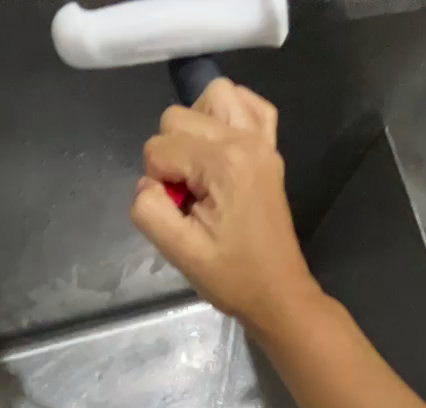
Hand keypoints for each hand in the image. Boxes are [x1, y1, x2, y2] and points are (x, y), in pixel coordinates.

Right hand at [129, 80, 324, 331]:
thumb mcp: (180, 252)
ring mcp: (262, 140)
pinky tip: (221, 148)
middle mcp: (245, 139)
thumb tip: (148, 185)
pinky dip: (230, 115)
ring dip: (195, 128)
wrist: (277, 293)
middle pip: (178, 117)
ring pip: (212, 96)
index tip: (181, 215)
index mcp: (223, 163)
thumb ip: (149, 210)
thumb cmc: (231, 277)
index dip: (158, 184)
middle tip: (190, 201)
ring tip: (201, 170)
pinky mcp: (270, 148)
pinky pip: (249, 104)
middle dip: (172, 158)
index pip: (158, 148)